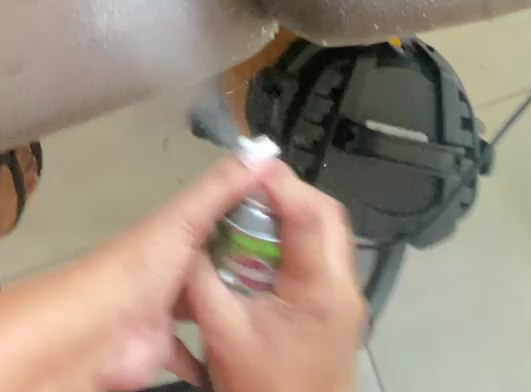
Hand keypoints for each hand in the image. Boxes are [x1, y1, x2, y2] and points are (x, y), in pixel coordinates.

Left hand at [61, 151, 282, 387]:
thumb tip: (262, 152)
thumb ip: (220, 189)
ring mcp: (168, 306)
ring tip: (279, 319)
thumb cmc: (141, 267)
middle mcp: (173, 264)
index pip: (221, 215)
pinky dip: (215, 360)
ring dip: (233, 310)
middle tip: (297, 280)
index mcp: (176, 230)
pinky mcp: (165, 346)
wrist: (98, 331)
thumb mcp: (183, 219)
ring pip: (208, 305)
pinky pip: (195, 354)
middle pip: (217, 262)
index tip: (295, 224)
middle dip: (249, 268)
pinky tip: (243, 362)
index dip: (253, 215)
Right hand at [183, 163, 368, 390]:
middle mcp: (344, 287)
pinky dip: (292, 236)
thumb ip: (200, 276)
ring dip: (291, 210)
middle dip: (287, 190)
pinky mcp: (338, 310)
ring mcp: (346, 300)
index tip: (246, 162)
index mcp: (321, 290)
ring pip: (327, 232)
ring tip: (248, 204)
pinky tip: (258, 243)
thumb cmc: (262, 389)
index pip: (309, 215)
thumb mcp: (221, 330)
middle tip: (245, 183)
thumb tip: (183, 234)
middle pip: (326, 215)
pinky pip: (321, 253)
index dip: (279, 182)